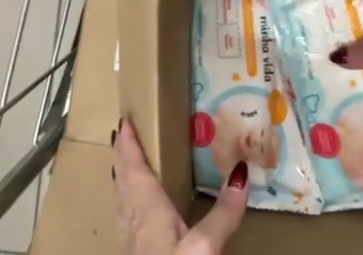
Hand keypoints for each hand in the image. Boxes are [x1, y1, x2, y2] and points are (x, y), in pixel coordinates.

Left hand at [113, 118, 246, 253]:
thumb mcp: (204, 248)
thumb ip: (222, 212)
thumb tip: (241, 172)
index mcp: (148, 214)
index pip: (134, 171)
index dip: (129, 146)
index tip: (123, 120)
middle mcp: (134, 228)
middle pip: (123, 186)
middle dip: (122, 160)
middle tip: (121, 137)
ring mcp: (131, 249)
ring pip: (122, 207)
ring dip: (122, 184)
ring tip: (124, 171)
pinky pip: (127, 226)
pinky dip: (129, 210)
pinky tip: (136, 222)